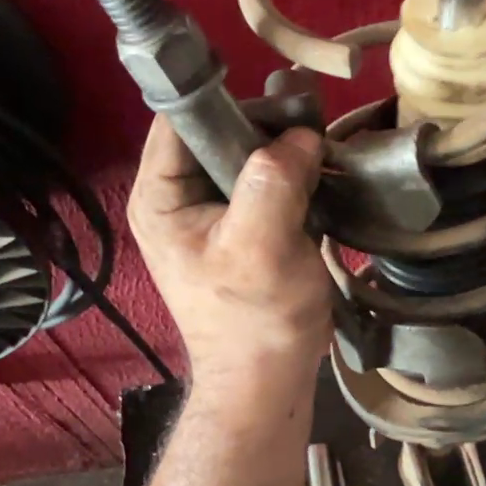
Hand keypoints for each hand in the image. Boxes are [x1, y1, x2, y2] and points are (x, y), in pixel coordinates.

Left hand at [126, 117, 333, 387]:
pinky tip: (322, 179)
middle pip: (219, 133)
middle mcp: (179, 197)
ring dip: (286, 153)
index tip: (285, 110)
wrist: (267, 381)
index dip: (230, 104)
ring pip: (248, 156)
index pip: (182, 119)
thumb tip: (301, 136)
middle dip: (267, 129)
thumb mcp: (261, 247)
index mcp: (161, 197)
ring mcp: (212, 213)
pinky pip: (266, 183)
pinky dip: (294, 177)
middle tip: (314, 132)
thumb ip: (273, 182)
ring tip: (323, 155)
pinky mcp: (243, 227)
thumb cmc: (255, 322)